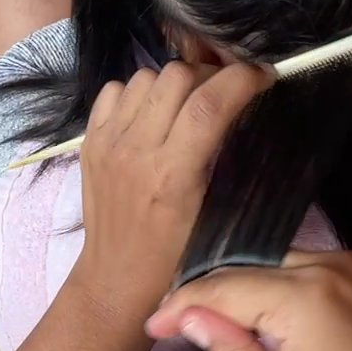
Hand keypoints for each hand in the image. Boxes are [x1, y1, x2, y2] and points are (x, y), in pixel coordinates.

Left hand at [68, 61, 272, 323]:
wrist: (116, 275)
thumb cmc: (175, 253)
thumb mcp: (213, 210)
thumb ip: (223, 156)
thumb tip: (242, 104)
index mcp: (172, 174)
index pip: (208, 105)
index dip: (242, 79)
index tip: (262, 75)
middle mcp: (135, 150)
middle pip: (177, 76)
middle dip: (209, 75)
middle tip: (223, 92)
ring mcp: (107, 141)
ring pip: (146, 76)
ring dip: (173, 82)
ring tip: (186, 104)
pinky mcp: (89, 139)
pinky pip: (117, 88)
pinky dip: (139, 92)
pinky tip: (151, 114)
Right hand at [144, 251, 351, 350]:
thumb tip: (192, 317)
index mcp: (304, 298)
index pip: (222, 287)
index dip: (181, 304)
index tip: (151, 326)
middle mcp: (329, 263)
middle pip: (251, 268)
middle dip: (214, 296)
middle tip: (185, 331)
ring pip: (282, 265)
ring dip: (253, 291)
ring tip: (234, 332)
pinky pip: (316, 269)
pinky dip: (289, 290)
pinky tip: (287, 325)